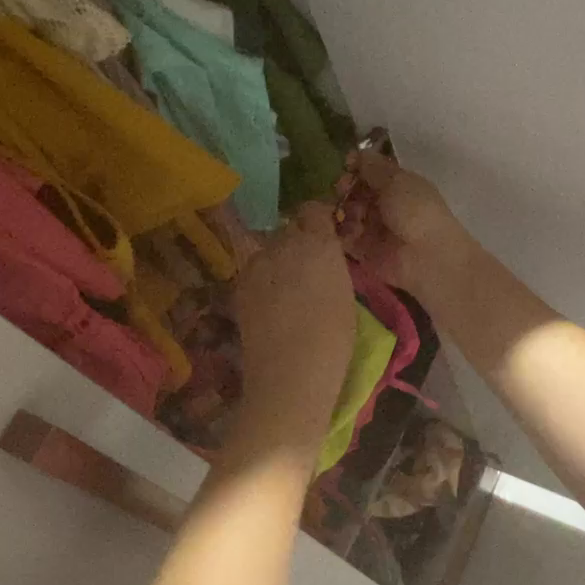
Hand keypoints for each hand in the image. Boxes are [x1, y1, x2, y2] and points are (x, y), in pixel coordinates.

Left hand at [234, 203, 357, 439]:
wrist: (290, 374)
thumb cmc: (333, 339)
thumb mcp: (345, 293)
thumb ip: (330, 264)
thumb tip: (322, 256)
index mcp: (318, 242)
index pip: (313, 210)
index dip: (318, 221)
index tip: (325, 236)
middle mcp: (283, 243)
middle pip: (289, 229)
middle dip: (298, 242)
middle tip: (309, 270)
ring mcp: (256, 263)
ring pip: (269, 250)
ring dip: (278, 261)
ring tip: (288, 292)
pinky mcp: (239, 284)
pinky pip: (255, 271)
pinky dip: (263, 281)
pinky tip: (271, 306)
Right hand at [344, 152, 476, 290]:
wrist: (426, 256)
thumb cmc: (416, 210)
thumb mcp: (396, 180)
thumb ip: (372, 167)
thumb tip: (354, 154)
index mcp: (398, 185)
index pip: (370, 172)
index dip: (356, 168)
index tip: (346, 165)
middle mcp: (384, 205)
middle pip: (354, 192)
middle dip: (345, 188)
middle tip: (342, 190)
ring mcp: (373, 229)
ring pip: (346, 213)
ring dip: (343, 210)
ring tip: (350, 214)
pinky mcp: (363, 251)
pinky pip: (344, 238)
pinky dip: (340, 233)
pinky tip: (346, 230)